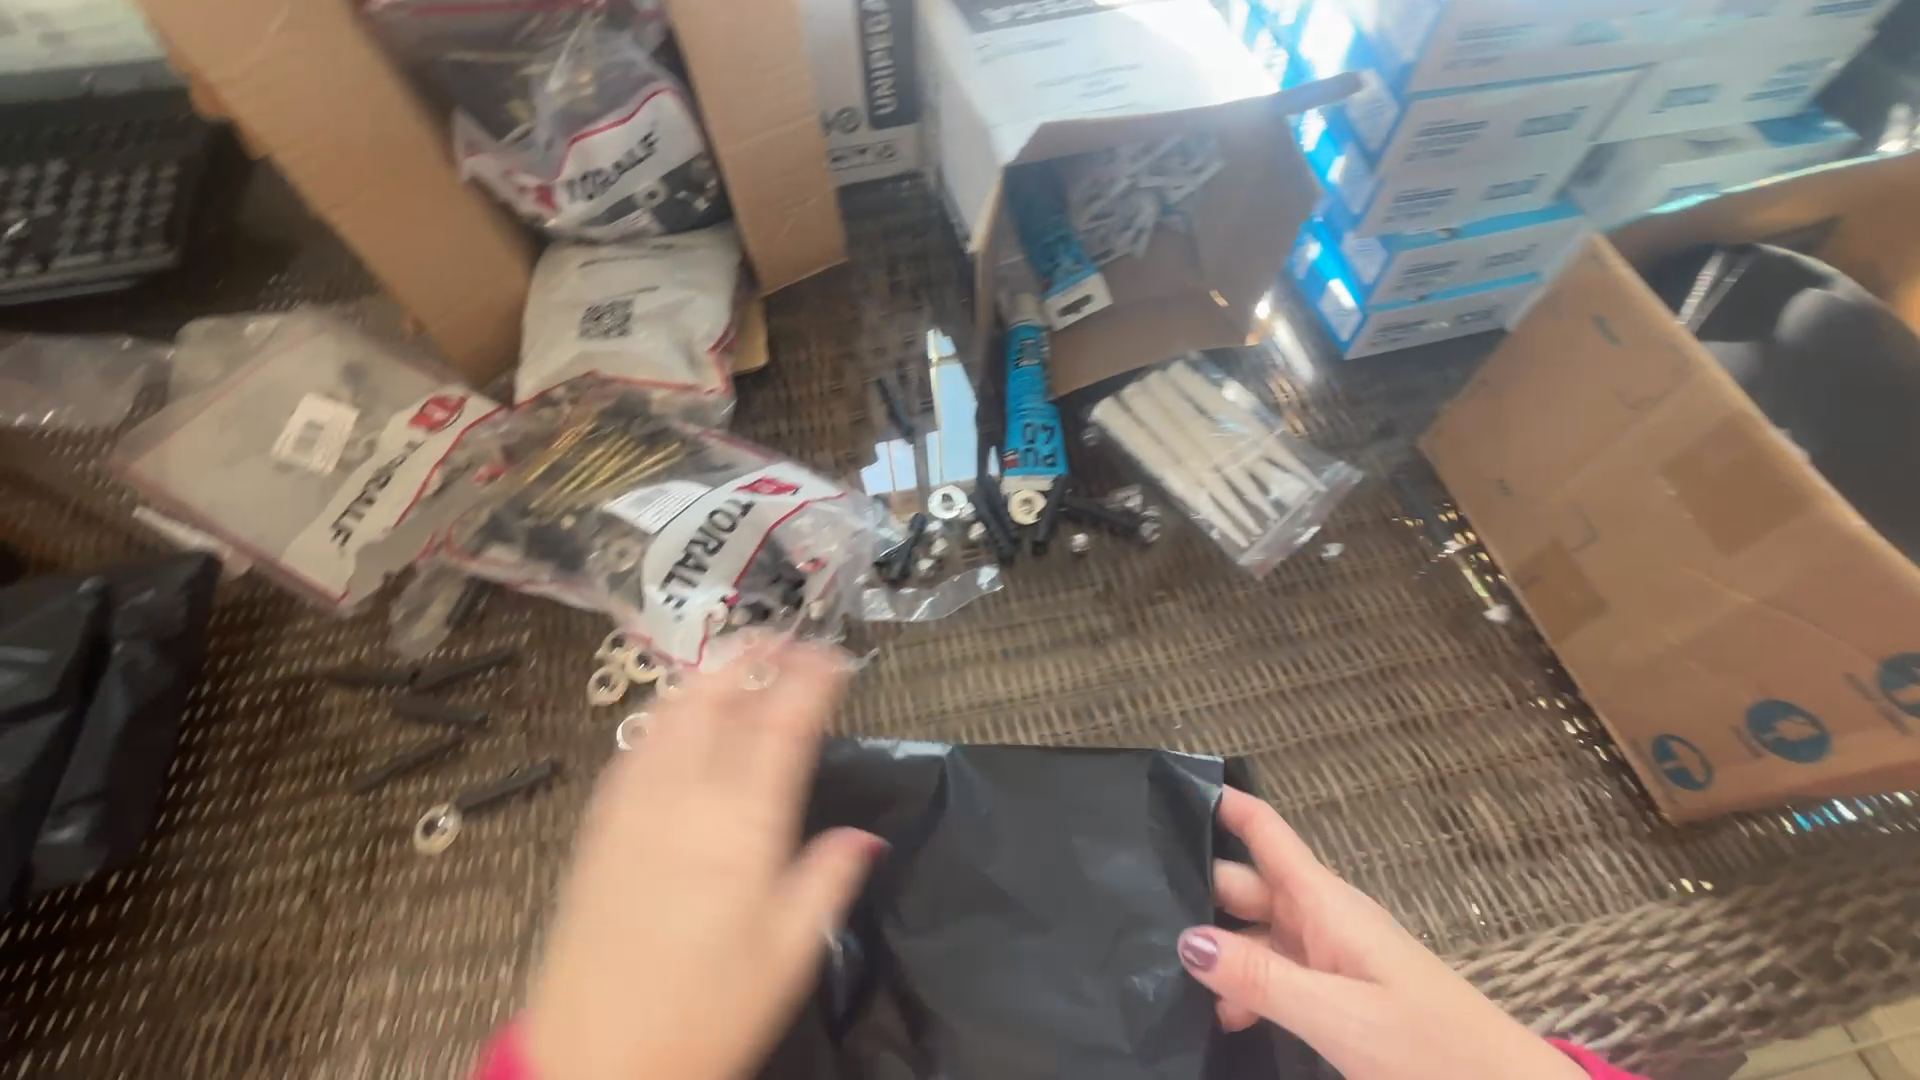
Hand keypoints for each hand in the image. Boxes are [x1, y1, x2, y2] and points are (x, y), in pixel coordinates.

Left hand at [522, 641, 884, 1079]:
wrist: (589, 1065)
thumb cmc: (704, 1012)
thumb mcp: (788, 954)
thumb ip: (829, 880)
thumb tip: (866, 835)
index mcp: (742, 827)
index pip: (783, 726)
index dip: (811, 679)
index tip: (833, 654)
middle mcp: (686, 799)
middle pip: (722, 700)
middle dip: (758, 656)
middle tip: (787, 637)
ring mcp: (635, 806)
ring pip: (673, 713)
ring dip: (710, 674)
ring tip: (739, 656)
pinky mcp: (600, 825)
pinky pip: (635, 747)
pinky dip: (665, 713)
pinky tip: (679, 712)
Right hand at [1176, 789, 1585, 1079]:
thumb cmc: (1431, 1048)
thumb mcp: (1338, 1016)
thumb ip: (1259, 977)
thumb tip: (1184, 939)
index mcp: (1323, 901)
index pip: (1263, 829)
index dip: (1220, 802)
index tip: (1167, 790)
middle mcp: (1320, 917)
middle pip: (1246, 882)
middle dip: (1197, 887)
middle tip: (1137, 903)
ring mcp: (1329, 955)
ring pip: (1255, 933)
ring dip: (1218, 949)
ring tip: (1161, 971)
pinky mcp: (1337, 993)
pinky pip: (1276, 973)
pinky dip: (1245, 987)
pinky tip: (1218, 1017)